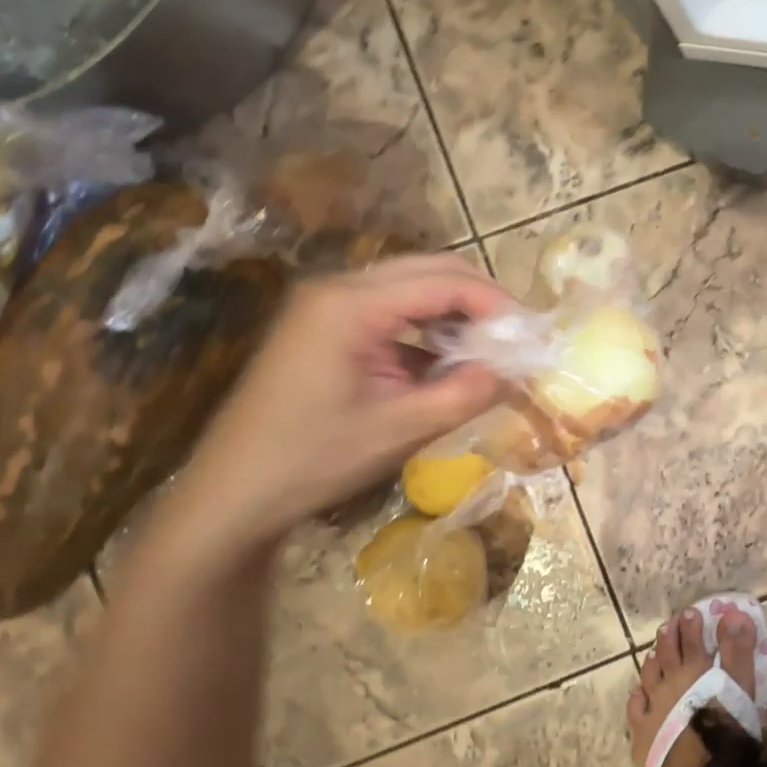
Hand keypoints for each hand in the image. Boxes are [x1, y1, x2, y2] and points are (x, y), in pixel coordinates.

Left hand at [163, 254, 513, 553]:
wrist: (232, 496)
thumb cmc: (314, 460)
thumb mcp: (403, 428)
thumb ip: (468, 393)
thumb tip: (518, 372)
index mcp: (351, 305)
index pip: (446, 282)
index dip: (497, 304)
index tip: (533, 336)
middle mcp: (339, 290)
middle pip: (431, 270)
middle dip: (482, 299)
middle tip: (519, 337)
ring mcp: (328, 307)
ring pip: (414, 286)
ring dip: (458, 312)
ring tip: (492, 350)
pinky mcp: (326, 328)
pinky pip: (394, 310)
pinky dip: (431, 327)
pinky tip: (451, 362)